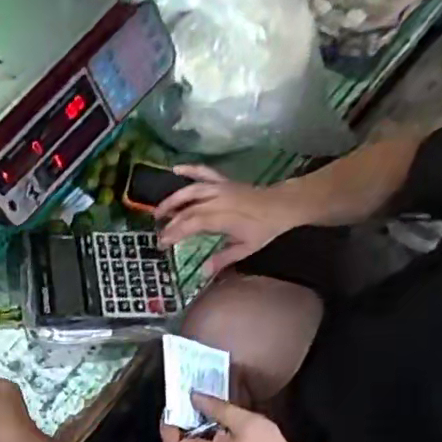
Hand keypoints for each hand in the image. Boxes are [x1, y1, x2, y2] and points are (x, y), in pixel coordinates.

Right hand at [155, 165, 313, 275]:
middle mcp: (217, 200)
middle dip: (170, 222)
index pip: (190, 224)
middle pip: (187, 210)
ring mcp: (220, 188)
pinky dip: (190, 169)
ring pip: (190, 191)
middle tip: (158, 235)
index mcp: (221, 217)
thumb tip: (203, 272)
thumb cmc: (265, 229)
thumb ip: (223, 259)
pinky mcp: (223, 182)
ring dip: (172, 200)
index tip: (162, 243)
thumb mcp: (245, 248)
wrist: (283, 205)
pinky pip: (204, 172)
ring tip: (158, 212)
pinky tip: (176, 169)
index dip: (173, 233)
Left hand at [162, 394, 300, 441]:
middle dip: (177, 418)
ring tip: (190, 398)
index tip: (171, 405)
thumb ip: (216, 408)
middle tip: (180, 396)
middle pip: (178, 439)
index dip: (167, 425)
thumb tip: (193, 396)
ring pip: (188, 436)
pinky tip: (205, 408)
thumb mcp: (242, 421)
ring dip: (188, 419)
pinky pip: (200, 436)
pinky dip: (200, 422)